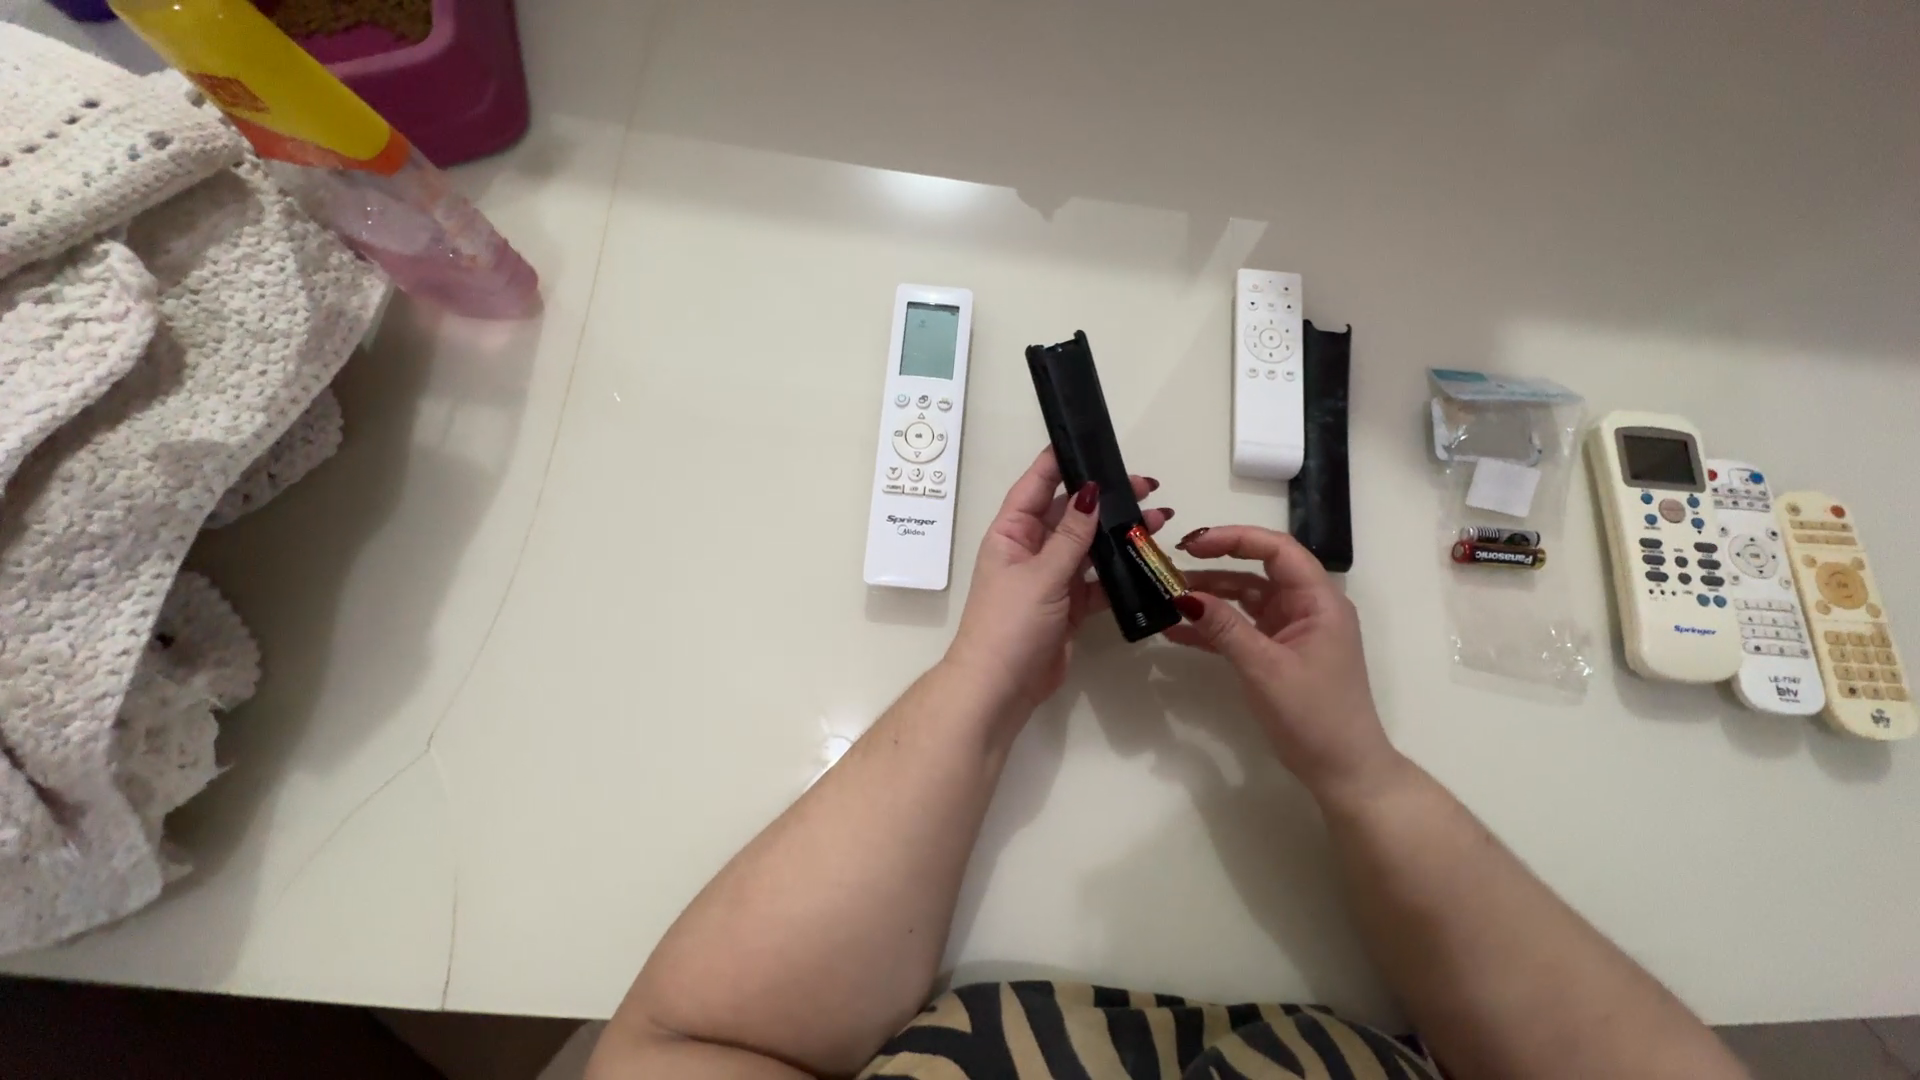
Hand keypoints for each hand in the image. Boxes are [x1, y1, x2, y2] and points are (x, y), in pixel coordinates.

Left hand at [946, 448, 1171, 720]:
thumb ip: (1071, 536)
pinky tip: (1149, 561)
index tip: (1092, 442)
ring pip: (1090, 547)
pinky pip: (1099, 581)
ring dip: (1120, 535)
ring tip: (1160, 520)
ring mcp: (1051, 579)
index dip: (1061, 462)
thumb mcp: (1041, 575)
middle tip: (1147, 487)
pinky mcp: (1069, 606)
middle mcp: (1030, 550)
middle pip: (1071, 513)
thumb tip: (1090, 492)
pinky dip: (1121, 573)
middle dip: (1107, 499)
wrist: (1000, 688)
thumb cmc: (1009, 625)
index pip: (1036, 486)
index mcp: (1011, 533)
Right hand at [1164, 526, 1402, 802]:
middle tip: (1171, 567)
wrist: (1343, 770)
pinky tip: (1176, 631)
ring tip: (1165, 598)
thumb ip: (1224, 628)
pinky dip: (1211, 628)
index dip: (1235, 539)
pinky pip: (1239, 628)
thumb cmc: (1314, 714)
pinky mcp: (1276, 653)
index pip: (1277, 550)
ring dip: (1208, 598)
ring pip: (1244, 599)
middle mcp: (1306, 607)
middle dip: (1214, 566)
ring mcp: (1290, 630)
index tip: (1193, 544)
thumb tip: (1183, 596)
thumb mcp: (1264, 667)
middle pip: (1256, 571)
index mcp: (1318, 601)